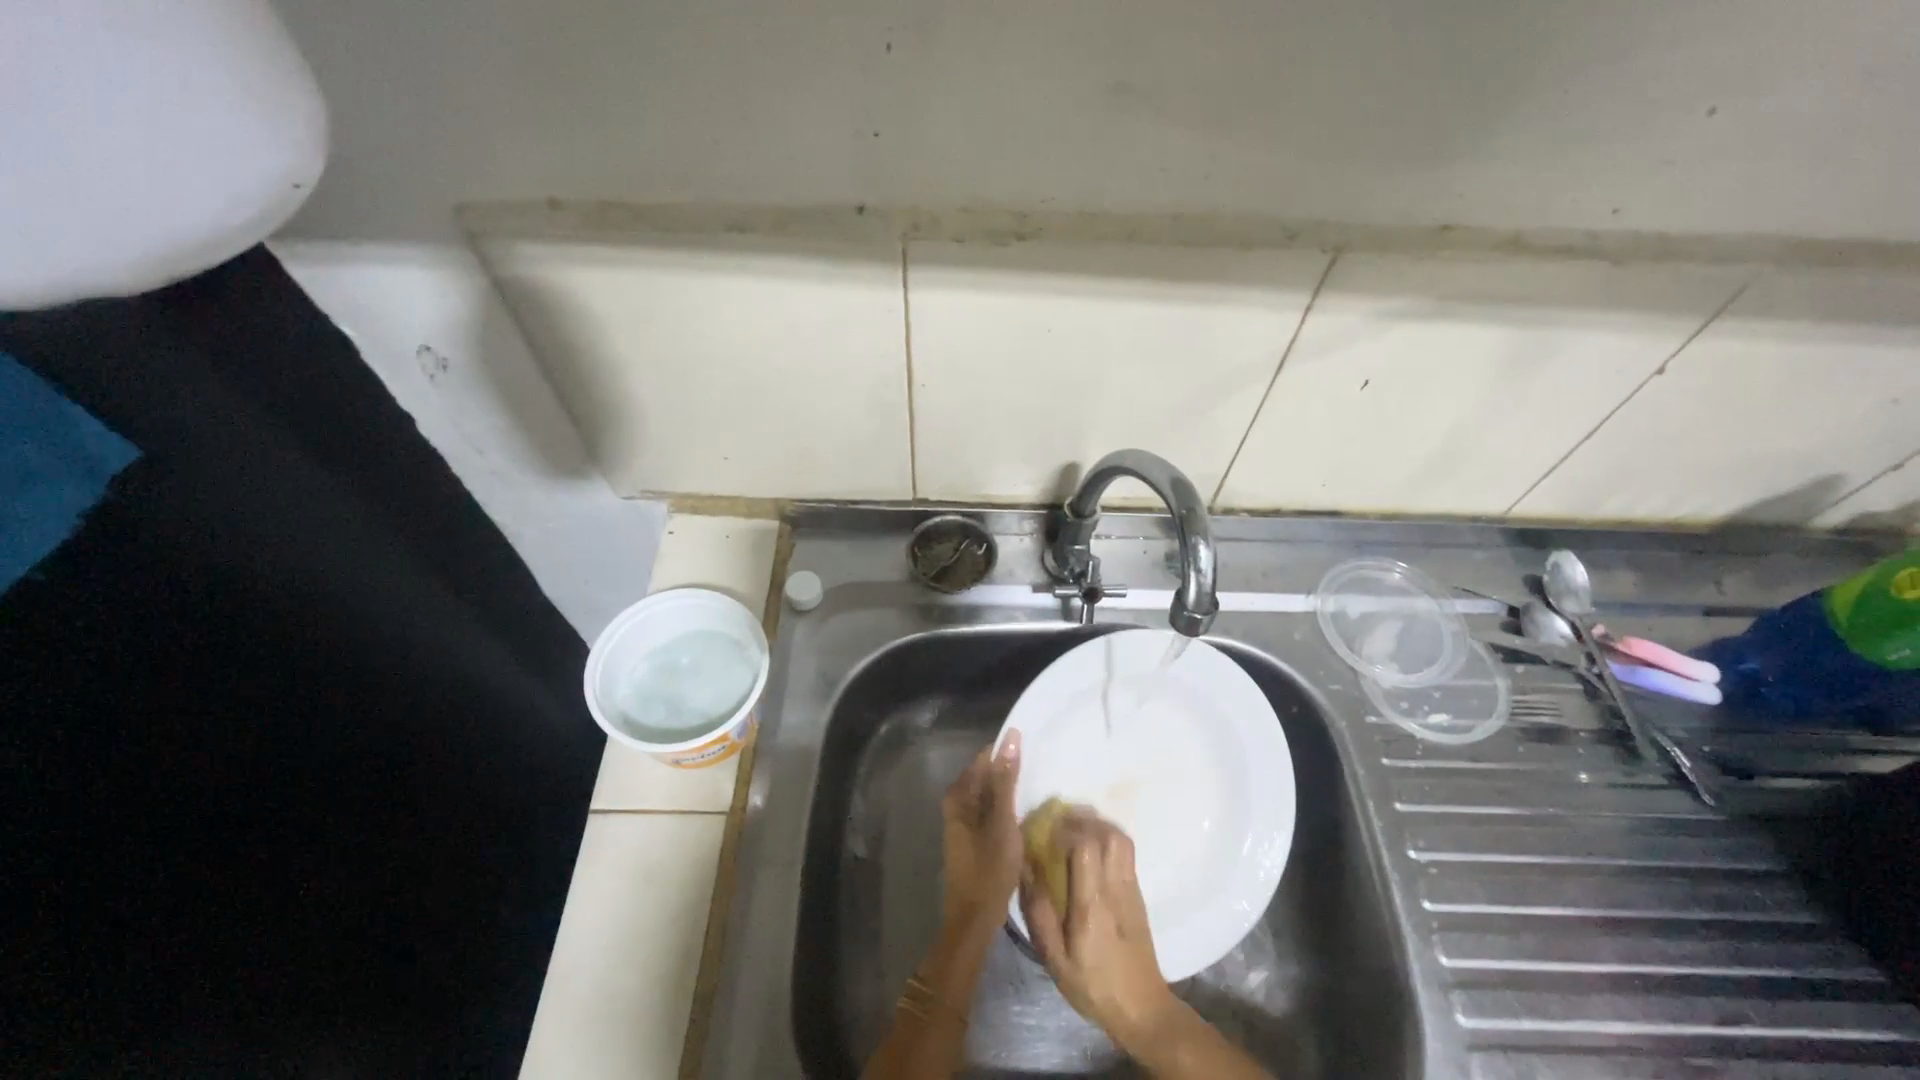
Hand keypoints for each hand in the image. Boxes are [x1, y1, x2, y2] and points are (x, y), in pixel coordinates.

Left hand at [940, 732, 1022, 923]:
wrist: (974, 917)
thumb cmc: (988, 867)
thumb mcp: (1002, 821)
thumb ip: (1005, 780)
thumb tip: (1010, 738)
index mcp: (959, 795)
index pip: (985, 757)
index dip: (1008, 751)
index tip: (1036, 747)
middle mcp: (957, 803)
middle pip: (986, 775)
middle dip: (1011, 769)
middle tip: (1045, 765)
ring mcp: (964, 822)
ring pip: (990, 794)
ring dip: (1012, 790)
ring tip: (1041, 784)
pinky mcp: (974, 838)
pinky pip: (992, 811)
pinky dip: (1008, 807)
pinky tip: (1027, 811)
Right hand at [1019, 811, 1178, 1049]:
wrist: (1143, 1009)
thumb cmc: (1093, 987)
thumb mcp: (1055, 959)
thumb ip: (1039, 913)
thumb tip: (1025, 870)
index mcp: (1093, 905)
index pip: (1087, 847)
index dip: (1065, 830)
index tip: (1044, 832)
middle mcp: (1116, 889)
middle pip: (1110, 834)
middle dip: (1083, 821)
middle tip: (1058, 825)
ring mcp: (1132, 890)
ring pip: (1122, 839)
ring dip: (1097, 827)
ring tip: (1073, 835)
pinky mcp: (1138, 895)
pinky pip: (1125, 853)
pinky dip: (1107, 841)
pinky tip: (1089, 855)